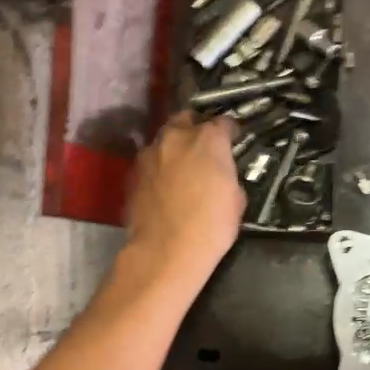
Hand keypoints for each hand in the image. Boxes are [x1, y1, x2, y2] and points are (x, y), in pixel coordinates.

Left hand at [124, 112, 243, 278]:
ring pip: (164, 139)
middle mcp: (176, 137)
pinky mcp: (132, 172)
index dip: (231, 131)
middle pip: (186, 119)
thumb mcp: (236, 198)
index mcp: (207, 140)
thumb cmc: (212, 225)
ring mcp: (149, 153)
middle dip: (196, 128)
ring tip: (183, 166)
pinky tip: (165, 185)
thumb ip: (227, 174)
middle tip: (205, 147)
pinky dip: (160, 167)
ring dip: (175, 147)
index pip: (223, 122)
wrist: (166, 250)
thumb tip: (220, 174)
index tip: (234, 140)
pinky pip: (150, 161)